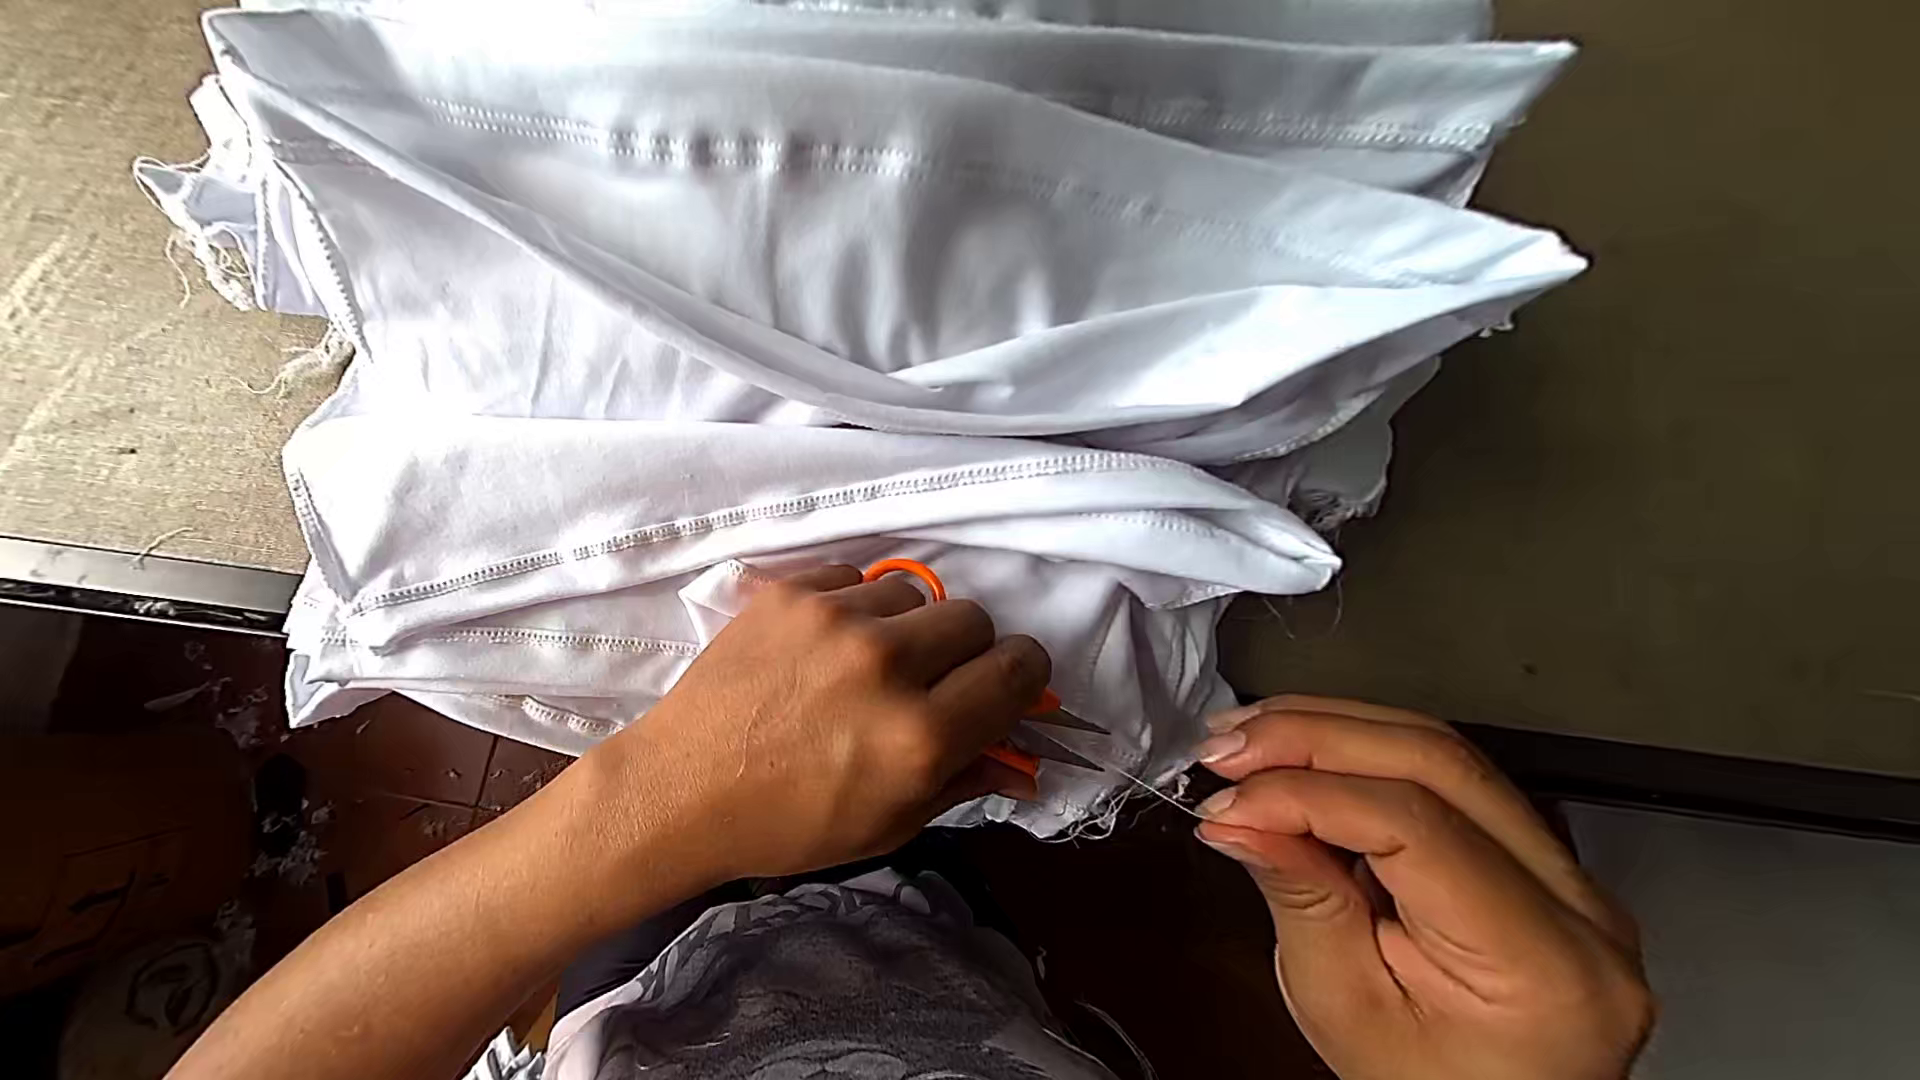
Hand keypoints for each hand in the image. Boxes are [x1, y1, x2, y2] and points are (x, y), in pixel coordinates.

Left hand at [579, 565, 1048, 882]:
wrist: (681, 789)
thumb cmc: (792, 823)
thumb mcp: (892, 822)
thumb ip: (968, 778)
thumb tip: (1025, 759)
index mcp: (920, 736)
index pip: (1017, 668)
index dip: (1022, 674)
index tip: (1003, 682)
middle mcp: (886, 665)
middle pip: (975, 618)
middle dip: (966, 650)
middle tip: (929, 677)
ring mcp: (835, 619)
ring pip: (917, 593)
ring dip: (908, 626)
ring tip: (867, 659)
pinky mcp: (791, 592)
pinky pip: (858, 578)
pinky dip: (856, 608)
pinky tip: (825, 643)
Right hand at [1192, 695, 1653, 1079]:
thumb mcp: (1339, 1003)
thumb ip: (1296, 894)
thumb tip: (1232, 817)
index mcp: (1542, 963)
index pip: (1413, 826)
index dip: (1304, 795)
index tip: (1223, 800)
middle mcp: (1573, 897)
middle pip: (1432, 760)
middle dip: (1309, 736)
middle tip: (1223, 746)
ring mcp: (1555, 860)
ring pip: (1429, 741)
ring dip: (1321, 723)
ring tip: (1240, 732)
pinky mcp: (1517, 838)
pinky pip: (1426, 759)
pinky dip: (1344, 736)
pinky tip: (1285, 738)